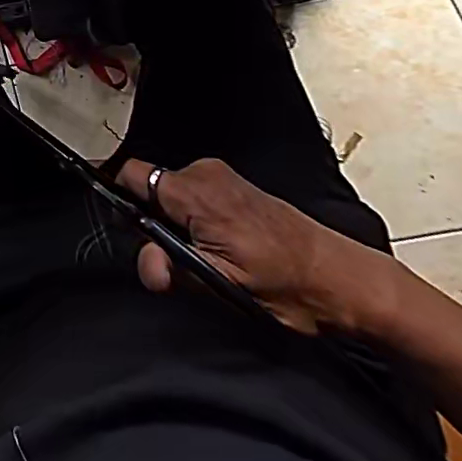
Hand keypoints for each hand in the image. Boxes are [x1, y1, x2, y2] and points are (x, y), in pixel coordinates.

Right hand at [116, 157, 398, 335]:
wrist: (341, 276)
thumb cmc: (290, 283)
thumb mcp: (226, 286)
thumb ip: (176, 270)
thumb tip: (146, 264)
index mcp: (196, 192)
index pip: (130, 174)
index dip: (120, 201)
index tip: (126, 228)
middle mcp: (205, 173)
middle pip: (149, 185)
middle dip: (151, 219)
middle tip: (174, 258)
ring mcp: (221, 176)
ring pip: (171, 191)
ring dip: (174, 220)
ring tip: (203, 255)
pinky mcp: (233, 184)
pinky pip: (193, 192)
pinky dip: (192, 216)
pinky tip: (217, 246)